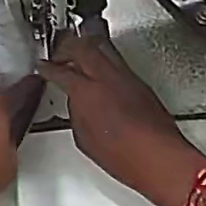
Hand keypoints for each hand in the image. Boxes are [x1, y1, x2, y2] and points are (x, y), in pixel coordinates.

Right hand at [40, 33, 201, 205]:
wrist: (161, 160)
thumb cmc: (127, 156)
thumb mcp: (84, 138)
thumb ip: (76, 112)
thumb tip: (75, 103)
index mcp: (86, 91)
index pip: (60, 71)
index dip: (48, 68)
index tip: (44, 67)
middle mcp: (106, 78)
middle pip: (81, 46)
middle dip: (66, 46)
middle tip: (59, 53)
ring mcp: (126, 78)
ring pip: (102, 46)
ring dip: (86, 47)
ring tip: (79, 55)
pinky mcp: (141, 84)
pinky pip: (118, 61)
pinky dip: (104, 61)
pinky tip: (101, 73)